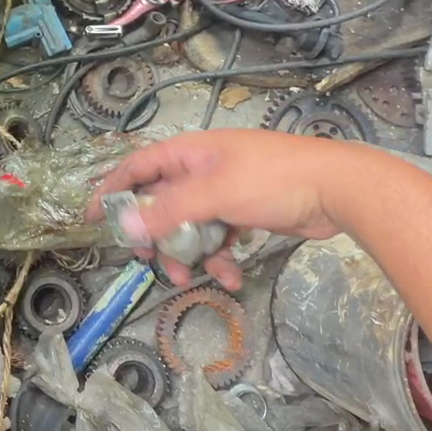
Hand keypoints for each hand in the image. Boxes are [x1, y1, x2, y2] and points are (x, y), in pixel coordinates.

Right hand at [87, 129, 372, 286]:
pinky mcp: (242, 214)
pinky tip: (229, 275)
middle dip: (153, 235)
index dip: (111, 190)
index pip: (136, 168)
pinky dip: (217, 258)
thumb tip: (124, 225)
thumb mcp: (213, 193)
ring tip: (190, 277)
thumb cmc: (272, 179)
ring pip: (186, 227)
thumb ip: (167, 210)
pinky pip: (215, 238)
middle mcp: (199, 170)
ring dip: (185, 254)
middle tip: (146, 259)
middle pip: (159, 203)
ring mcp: (221, 193)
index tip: (93, 217)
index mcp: (187, 153)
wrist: (338, 190)